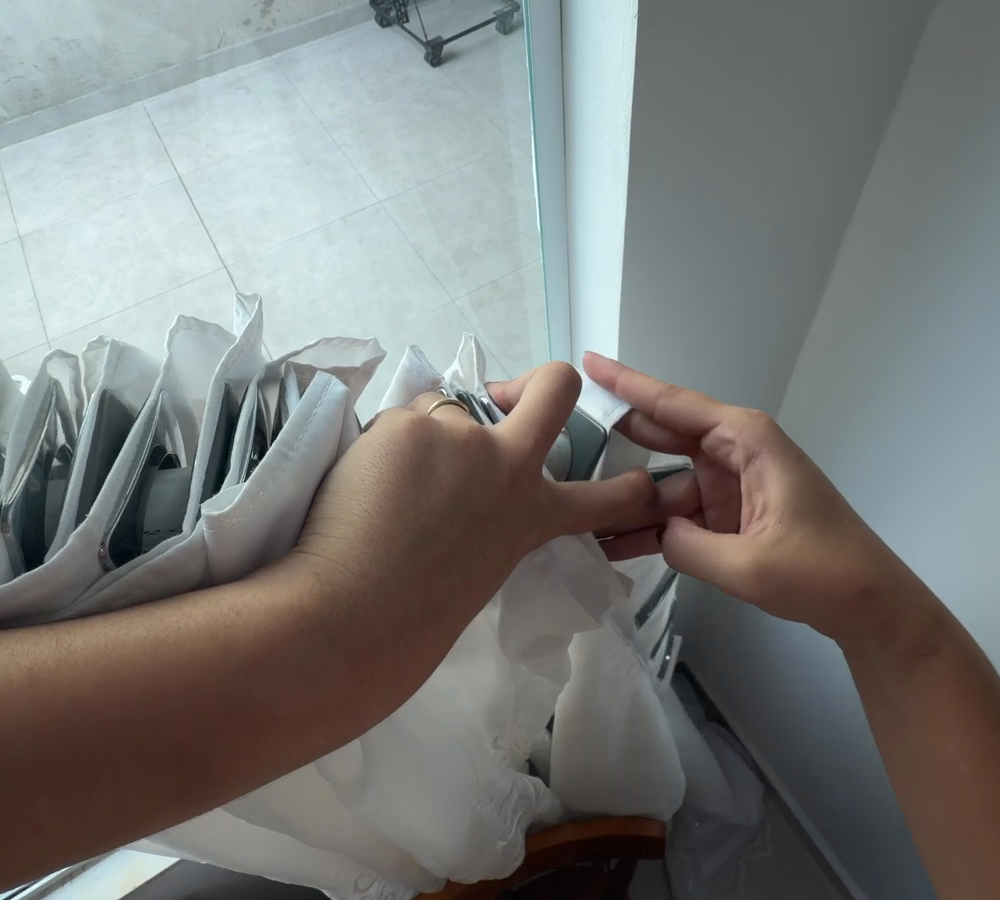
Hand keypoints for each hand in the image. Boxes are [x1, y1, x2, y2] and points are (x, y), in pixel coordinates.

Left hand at [288, 362, 663, 628]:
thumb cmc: (412, 612)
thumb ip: (493, 514)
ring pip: (445, 406)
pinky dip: (383, 446)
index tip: (647, 483)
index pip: (606, 497)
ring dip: (426, 434)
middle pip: (554, 385)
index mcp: (532, 515)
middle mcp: (510, 465)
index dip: (633, 488)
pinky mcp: (410, 422)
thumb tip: (468, 475)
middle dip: (537, 382)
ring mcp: (463, 437)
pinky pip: (398, 419)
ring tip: (392, 489)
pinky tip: (364, 486)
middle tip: (508, 396)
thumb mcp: (482, 563)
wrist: (352, 618)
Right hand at [578, 353, 941, 651]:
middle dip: (615, 441)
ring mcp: (730, 484)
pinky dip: (650, 529)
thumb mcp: (751, 567)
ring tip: (577, 515)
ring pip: (663, 483)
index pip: (673, 403)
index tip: (586, 361)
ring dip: (628, 502)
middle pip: (661, 437)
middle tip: (561, 443)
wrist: (871, 607)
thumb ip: (688, 548)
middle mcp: (734, 452)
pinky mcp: (729, 514)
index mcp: (746, 440)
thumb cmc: (825, 573)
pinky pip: (678, 514)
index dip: (626, 383)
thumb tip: (654, 533)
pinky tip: (612, 545)